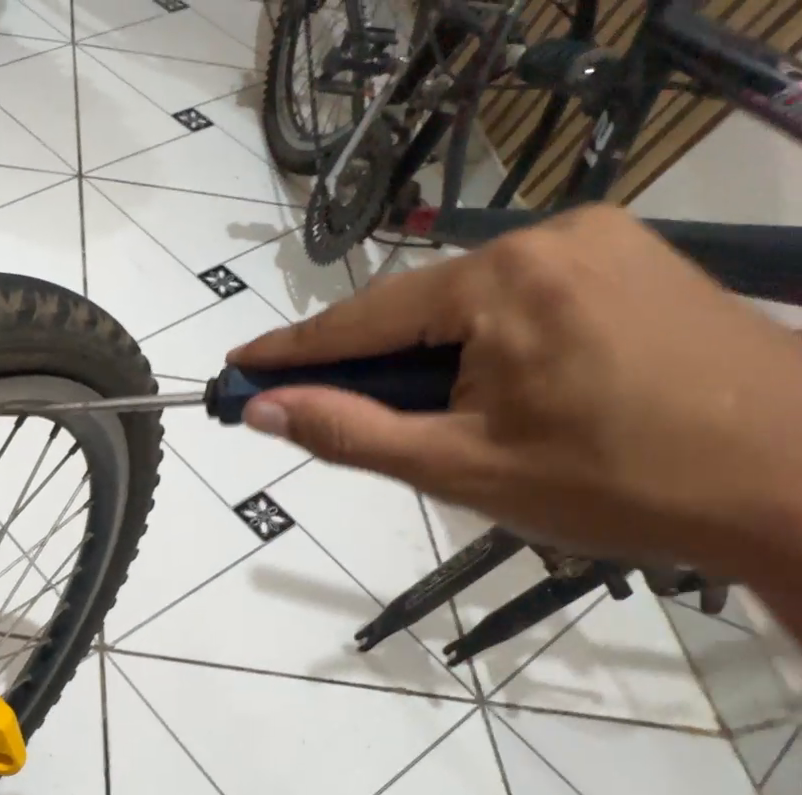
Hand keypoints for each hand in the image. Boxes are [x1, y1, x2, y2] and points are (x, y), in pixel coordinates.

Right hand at [228, 205, 801, 577]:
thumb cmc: (621, 483)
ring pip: (462, 303)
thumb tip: (261, 409)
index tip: (233, 368)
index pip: (358, 319)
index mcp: (501, 281)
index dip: (288, 351)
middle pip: (411, 307)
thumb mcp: (459, 468)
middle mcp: (547, 238)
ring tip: (418, 419)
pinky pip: (515, 297)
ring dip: (422, 357)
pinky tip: (481, 391)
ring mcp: (600, 240)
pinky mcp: (633, 259)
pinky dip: (475, 343)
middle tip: (319, 412)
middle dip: (363, 363)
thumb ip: (347, 431)